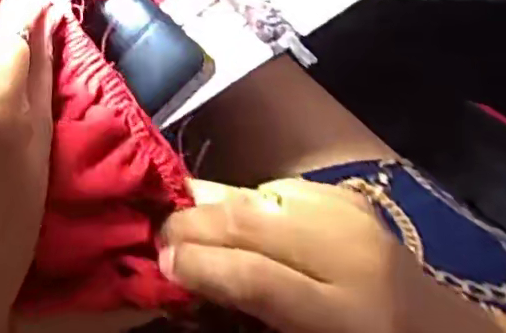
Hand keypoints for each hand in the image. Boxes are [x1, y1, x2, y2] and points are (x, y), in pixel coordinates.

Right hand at [158, 179, 498, 332]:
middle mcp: (349, 254)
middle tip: (156, 235)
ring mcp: (349, 215)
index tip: (160, 265)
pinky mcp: (345, 195)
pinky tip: (226, 213)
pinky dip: (243, 200)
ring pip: (255, 194)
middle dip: (192, 224)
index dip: (201, 267)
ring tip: (175, 216)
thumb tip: (189, 282)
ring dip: (208, 204)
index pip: (257, 278)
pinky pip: (275, 189)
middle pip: (250, 222)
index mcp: (350, 316)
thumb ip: (256, 314)